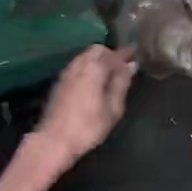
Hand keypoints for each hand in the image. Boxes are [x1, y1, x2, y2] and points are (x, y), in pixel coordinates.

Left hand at [28, 45, 136, 166]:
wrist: (54, 140)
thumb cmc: (88, 127)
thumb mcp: (112, 109)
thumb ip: (121, 84)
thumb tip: (131, 66)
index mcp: (94, 69)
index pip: (114, 55)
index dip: (127, 54)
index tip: (137, 54)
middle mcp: (79, 65)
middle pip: (97, 50)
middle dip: (111, 55)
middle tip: (123, 67)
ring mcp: (67, 72)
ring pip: (85, 56)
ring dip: (99, 60)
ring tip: (110, 75)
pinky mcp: (60, 81)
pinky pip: (77, 65)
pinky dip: (88, 66)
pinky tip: (94, 81)